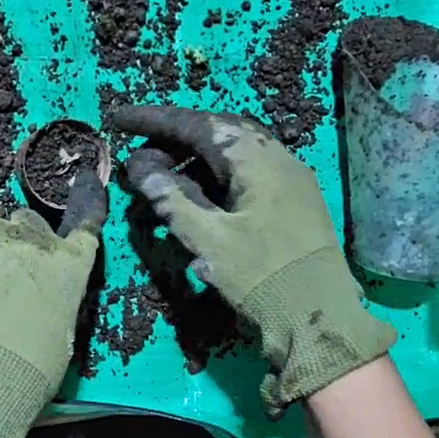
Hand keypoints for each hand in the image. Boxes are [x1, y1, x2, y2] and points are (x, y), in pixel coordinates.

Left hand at [0, 169, 105, 437]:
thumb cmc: (22, 375)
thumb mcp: (58, 339)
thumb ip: (54, 301)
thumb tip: (42, 296)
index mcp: (67, 264)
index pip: (84, 230)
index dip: (80, 219)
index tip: (79, 206)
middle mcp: (29, 238)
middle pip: (27, 224)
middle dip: (19, 244)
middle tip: (3, 276)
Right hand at [108, 105, 394, 414]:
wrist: (320, 318)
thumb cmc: (262, 275)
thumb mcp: (208, 238)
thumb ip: (171, 198)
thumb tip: (140, 167)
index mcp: (257, 159)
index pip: (197, 125)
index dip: (154, 121)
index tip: (119, 119)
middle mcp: (277, 158)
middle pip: (216, 134)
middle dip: (172, 139)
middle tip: (137, 151)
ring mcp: (288, 179)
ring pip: (230, 155)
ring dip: (191, 162)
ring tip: (158, 182)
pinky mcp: (290, 202)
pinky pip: (244, 175)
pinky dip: (211, 180)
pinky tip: (192, 201)